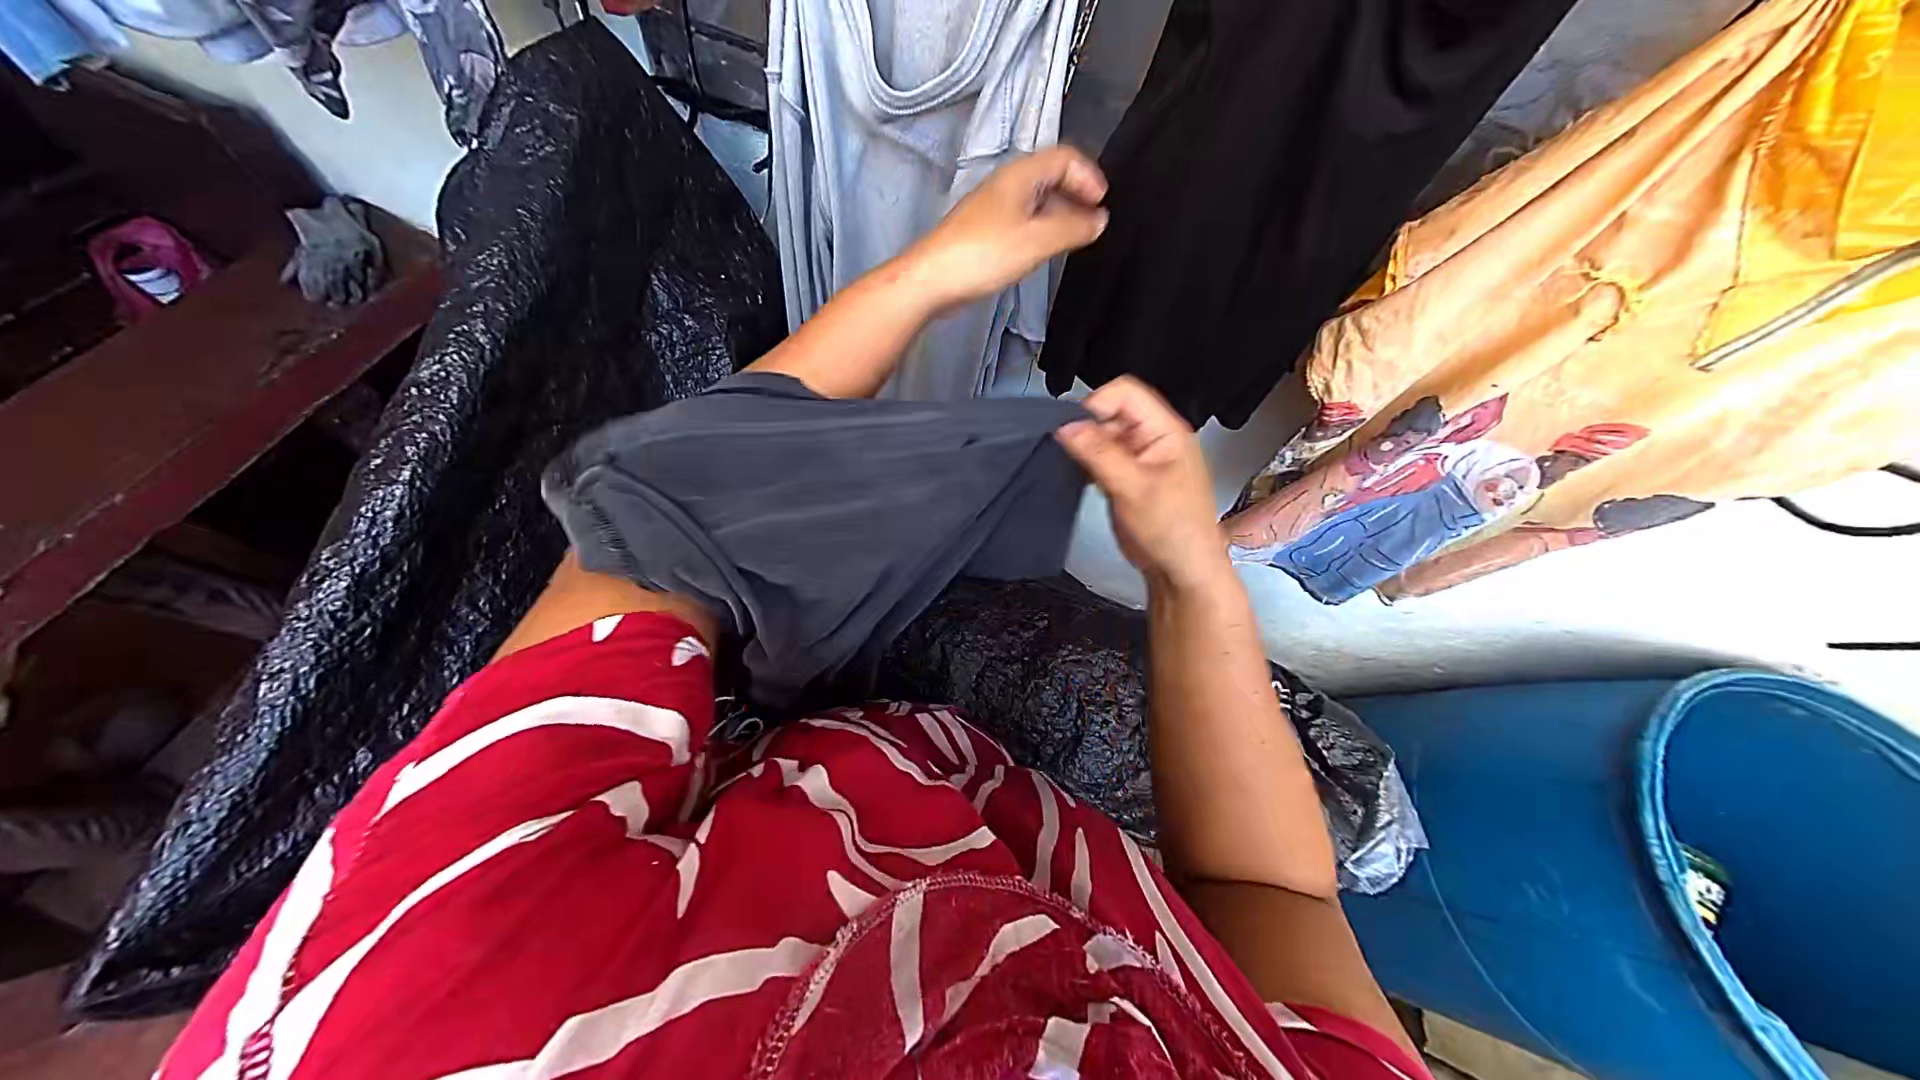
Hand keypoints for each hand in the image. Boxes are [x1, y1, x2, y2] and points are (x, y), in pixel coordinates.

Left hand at [898, 146, 1108, 312]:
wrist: (932, 280)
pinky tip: (1043, 250)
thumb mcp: (1036, 240)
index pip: (1065, 157)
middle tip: (1092, 221)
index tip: (1102, 202)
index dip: (1089, 176)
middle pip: (1051, 178)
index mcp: (1020, 176)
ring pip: (1036, 202)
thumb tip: (1098, 220)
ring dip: (1060, 215)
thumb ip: (1073, 228)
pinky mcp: (985, 232)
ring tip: (1074, 238)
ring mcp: (994, 209)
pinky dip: (1040, 230)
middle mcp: (1006, 186)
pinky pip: (1022, 222)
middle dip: (1077, 196)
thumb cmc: (979, 255)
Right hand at [1055, 377, 1231, 589]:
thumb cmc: (1177, 532)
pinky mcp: (1129, 477)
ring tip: (1090, 473)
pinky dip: (1090, 465)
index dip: (1096, 405)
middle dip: (1089, 430)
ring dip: (1088, 449)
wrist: (1181, 569)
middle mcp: (1155, 440)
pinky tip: (1091, 482)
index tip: (1075, 429)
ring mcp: (1141, 458)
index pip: (1125, 393)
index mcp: (1166, 431)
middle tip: (1080, 456)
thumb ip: (1098, 453)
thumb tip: (1068, 427)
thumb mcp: (1132, 487)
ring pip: (1104, 436)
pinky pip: (1103, 458)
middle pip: (1111, 412)